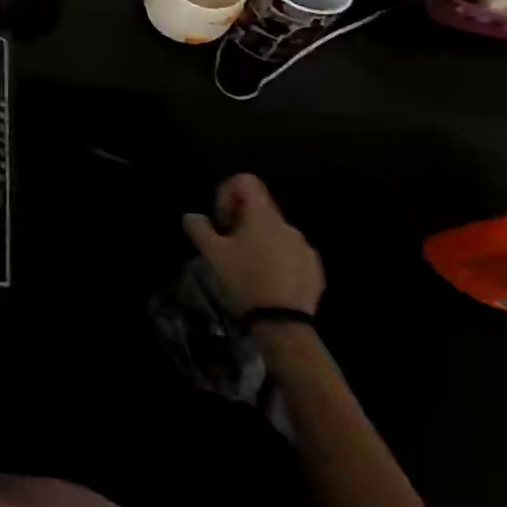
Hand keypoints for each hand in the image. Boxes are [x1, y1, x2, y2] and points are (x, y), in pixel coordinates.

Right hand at [183, 174, 324, 318]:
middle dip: (240, 223)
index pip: (245, 182)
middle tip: (228, 248)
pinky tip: (267, 281)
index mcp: (262, 215)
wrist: (283, 325)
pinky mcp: (314, 269)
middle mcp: (286, 224)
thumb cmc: (243, 280)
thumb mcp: (211, 254)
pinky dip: (277, 259)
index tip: (221, 223)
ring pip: (274, 233)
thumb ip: (199, 229)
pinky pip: (291, 254)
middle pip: (259, 209)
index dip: (226, 194)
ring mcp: (304, 247)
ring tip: (248, 268)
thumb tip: (192, 216)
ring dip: (259, 242)